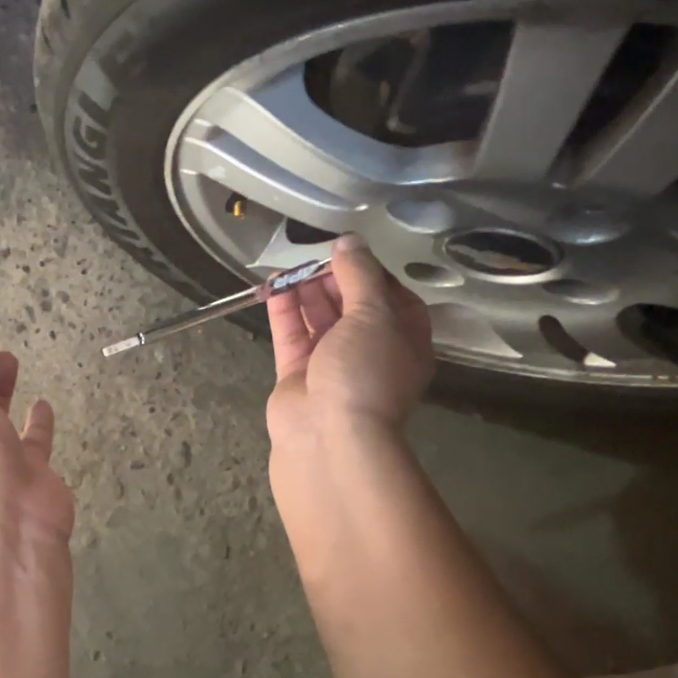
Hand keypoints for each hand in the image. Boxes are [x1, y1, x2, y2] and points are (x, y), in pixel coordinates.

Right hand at [265, 233, 434, 447]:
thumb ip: (359, 275)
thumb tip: (349, 241)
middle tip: (312, 258)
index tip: (345, 250)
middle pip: (351, 305)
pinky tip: (273, 286)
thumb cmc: (365, 373)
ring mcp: (331, 364)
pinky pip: (291, 335)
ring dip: (305, 292)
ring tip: (288, 268)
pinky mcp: (297, 374)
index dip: (368, 271)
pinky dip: (283, 311)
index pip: (390, 295)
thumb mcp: (373, 315)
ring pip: (319, 319)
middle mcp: (370, 351)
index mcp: (405, 339)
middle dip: (333, 279)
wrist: (329, 436)